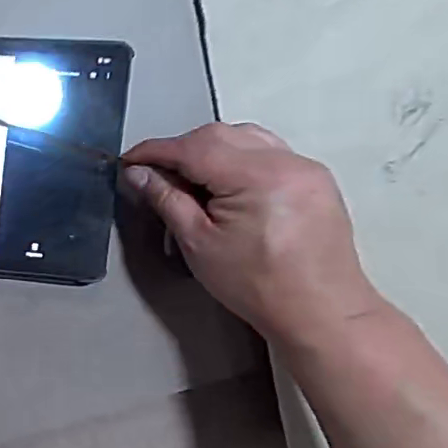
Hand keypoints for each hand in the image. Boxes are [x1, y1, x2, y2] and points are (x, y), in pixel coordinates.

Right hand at [122, 122, 387, 350]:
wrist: (321, 312)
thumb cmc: (253, 282)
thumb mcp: (196, 241)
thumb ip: (165, 198)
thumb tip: (136, 172)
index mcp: (258, 177)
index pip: (193, 148)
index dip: (153, 151)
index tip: (125, 162)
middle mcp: (287, 162)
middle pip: (218, 135)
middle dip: (179, 148)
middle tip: (153, 174)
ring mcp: (305, 168)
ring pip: (243, 137)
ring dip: (207, 148)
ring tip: (186, 177)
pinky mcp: (313, 179)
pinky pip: (266, 150)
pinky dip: (234, 155)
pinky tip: (221, 181)